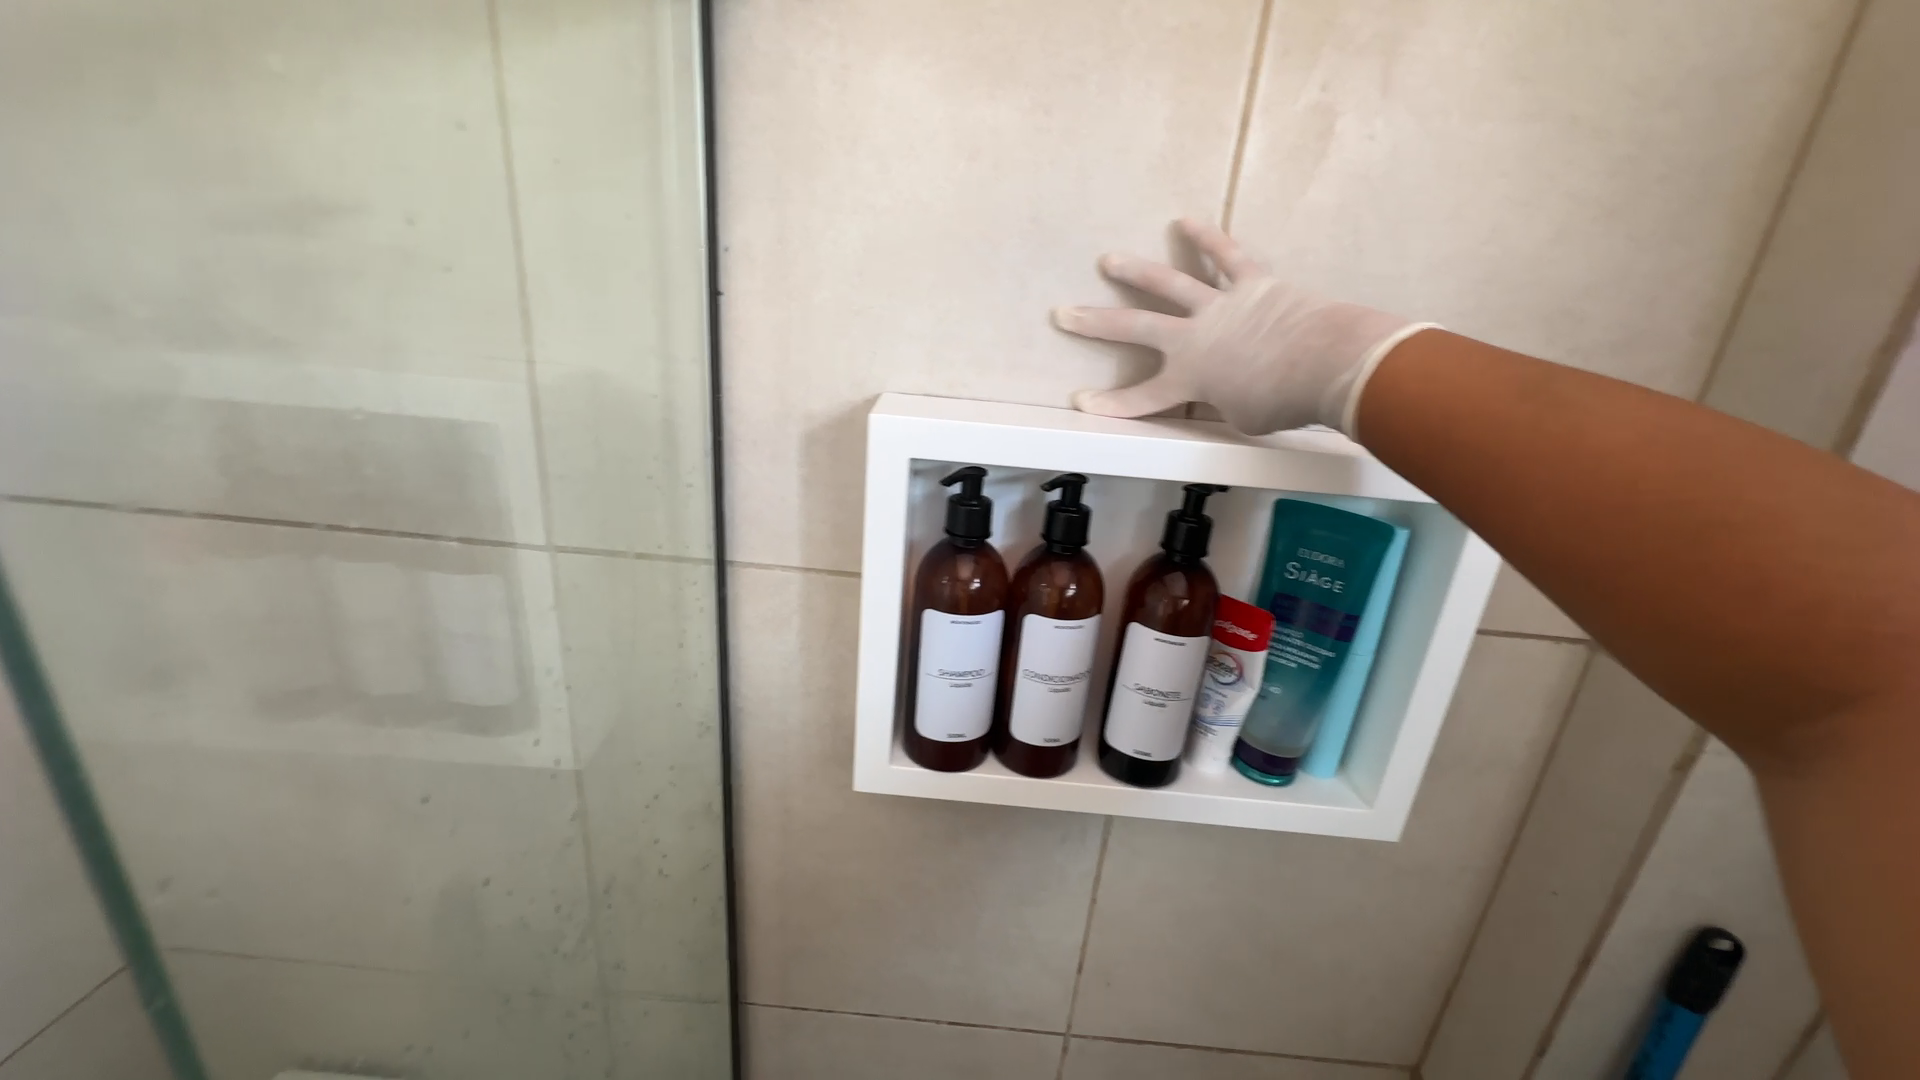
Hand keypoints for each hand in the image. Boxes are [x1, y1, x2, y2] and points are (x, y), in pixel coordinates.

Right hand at [1053, 218, 1434, 436]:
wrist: (1326, 364)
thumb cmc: (1284, 402)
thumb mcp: (1244, 417)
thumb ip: (1226, 401)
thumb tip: (1231, 388)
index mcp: (1190, 378)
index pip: (1142, 398)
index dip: (1110, 403)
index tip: (1082, 401)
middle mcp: (1195, 337)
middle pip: (1137, 328)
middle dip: (1097, 322)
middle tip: (1065, 312)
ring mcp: (1221, 305)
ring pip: (1170, 283)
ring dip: (1137, 271)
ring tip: (1110, 260)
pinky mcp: (1253, 282)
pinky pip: (1227, 254)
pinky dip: (1207, 237)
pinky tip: (1186, 221)